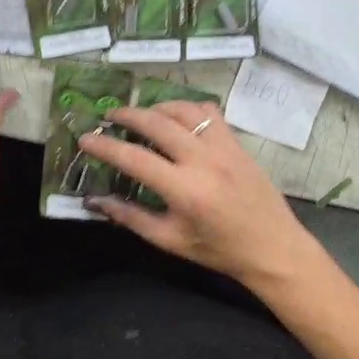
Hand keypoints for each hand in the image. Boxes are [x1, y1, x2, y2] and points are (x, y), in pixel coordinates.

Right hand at [77, 101, 321, 285]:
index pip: (134, 158)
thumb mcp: (169, 240)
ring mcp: (224, 148)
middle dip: (127, 115)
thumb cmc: (218, 250)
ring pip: (184, 110)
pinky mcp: (237, 143)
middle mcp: (203, 161)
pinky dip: (188, 109)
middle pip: (157, 123)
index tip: (85, 138)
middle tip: (109, 117)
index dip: (105, 146)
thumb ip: (130, 217)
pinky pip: (209, 113)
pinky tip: (177, 119)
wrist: (273, 248)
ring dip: (157, 108)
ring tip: (141, 115)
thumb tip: (94, 201)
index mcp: (184, 191)